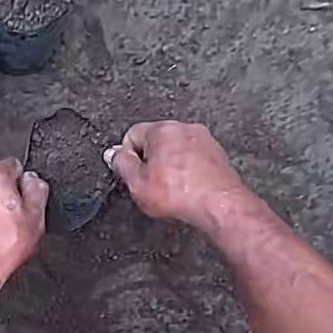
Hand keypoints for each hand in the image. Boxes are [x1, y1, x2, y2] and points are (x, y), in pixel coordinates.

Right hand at [108, 121, 256, 229]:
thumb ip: (121, 164)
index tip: (132, 173)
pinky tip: (186, 187)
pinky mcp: (216, 153)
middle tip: (151, 183)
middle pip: (155, 141)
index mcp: (161, 130)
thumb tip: (114, 153)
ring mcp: (203, 139)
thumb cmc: (181, 193)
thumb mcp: (137, 183)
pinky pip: (192, 158)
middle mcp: (184, 128)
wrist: (219, 204)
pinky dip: (187, 170)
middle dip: (150, 160)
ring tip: (171, 188)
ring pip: (175, 149)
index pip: (132, 135)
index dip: (127, 157)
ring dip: (169, 165)